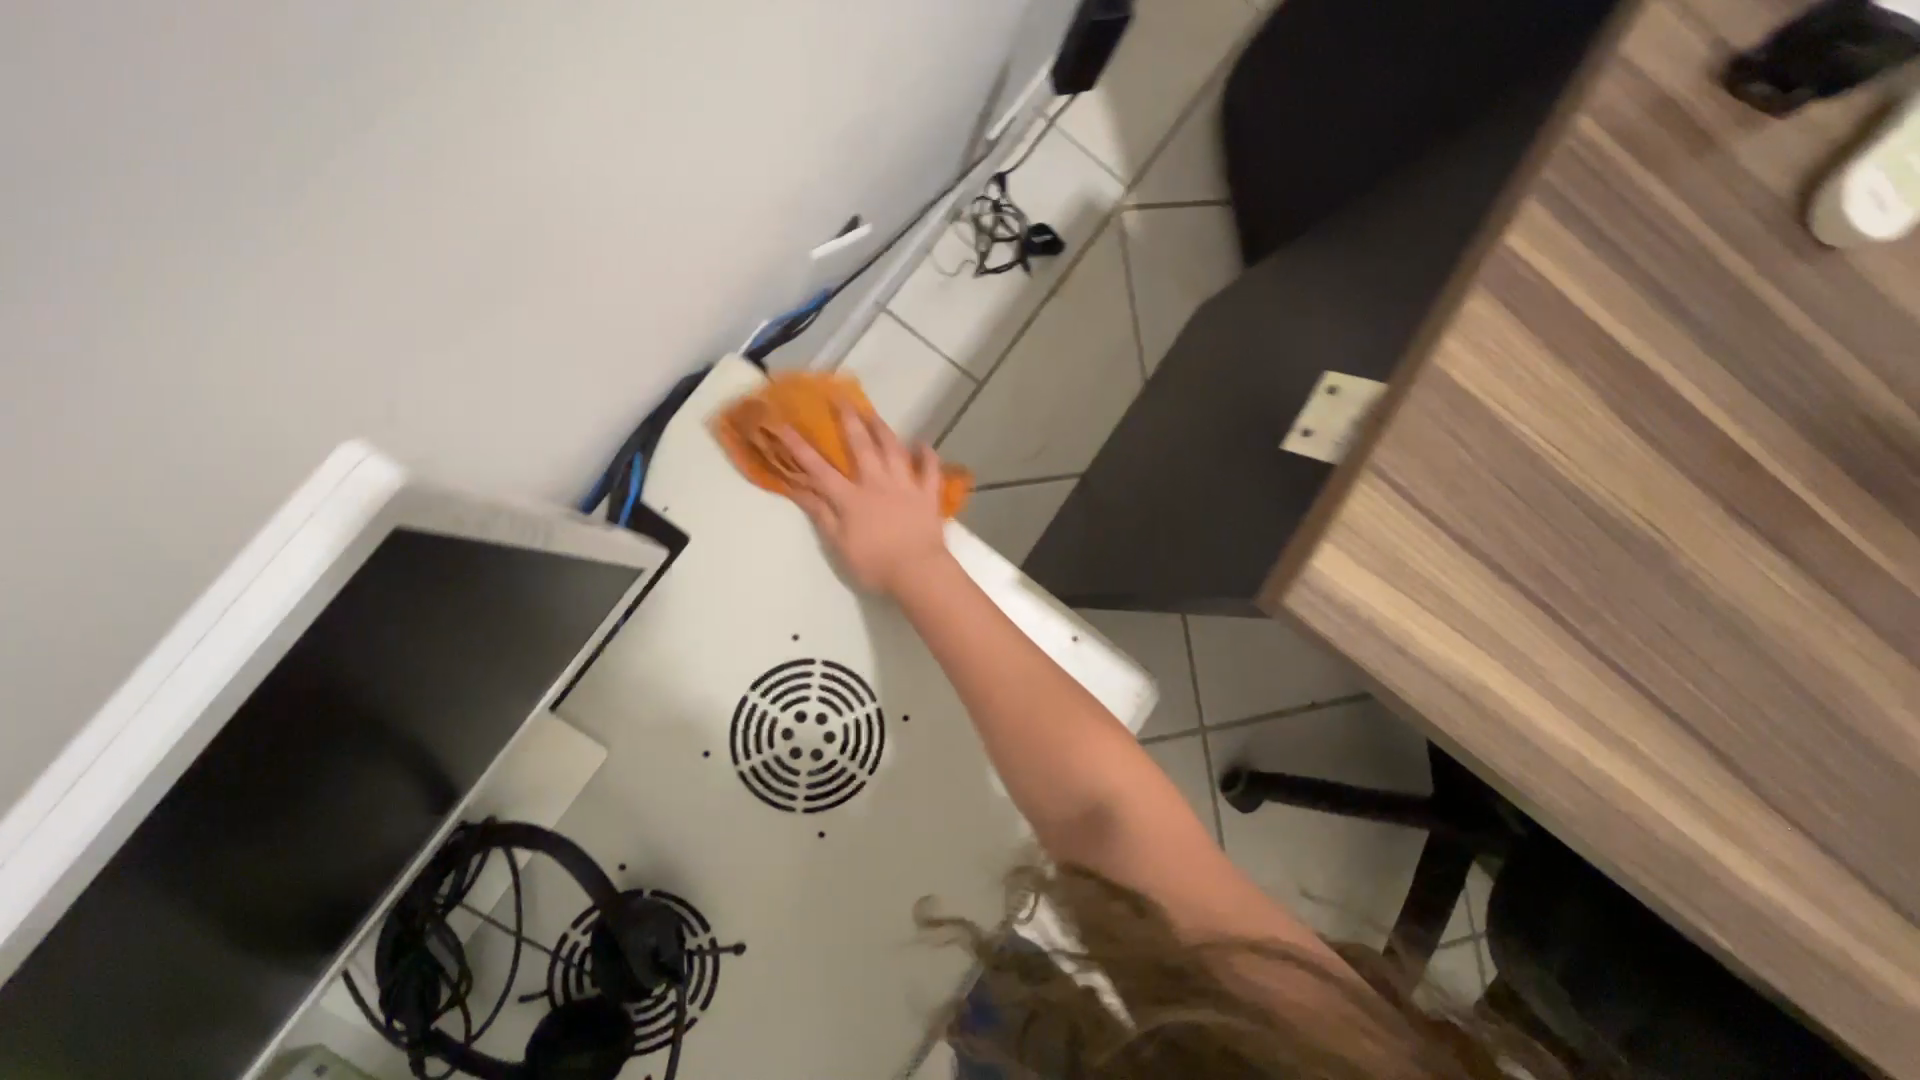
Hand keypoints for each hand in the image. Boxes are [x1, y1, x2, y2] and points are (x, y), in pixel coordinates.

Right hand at [777, 406, 951, 595]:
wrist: (917, 572)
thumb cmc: (874, 564)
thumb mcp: (838, 544)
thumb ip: (821, 514)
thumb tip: (799, 488)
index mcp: (851, 498)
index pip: (819, 468)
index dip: (800, 446)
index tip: (784, 424)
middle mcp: (877, 483)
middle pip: (861, 446)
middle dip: (849, 420)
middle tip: (841, 398)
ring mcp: (905, 486)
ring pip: (894, 450)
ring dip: (883, 430)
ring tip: (874, 414)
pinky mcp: (928, 495)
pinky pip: (930, 470)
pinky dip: (926, 455)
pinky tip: (923, 443)